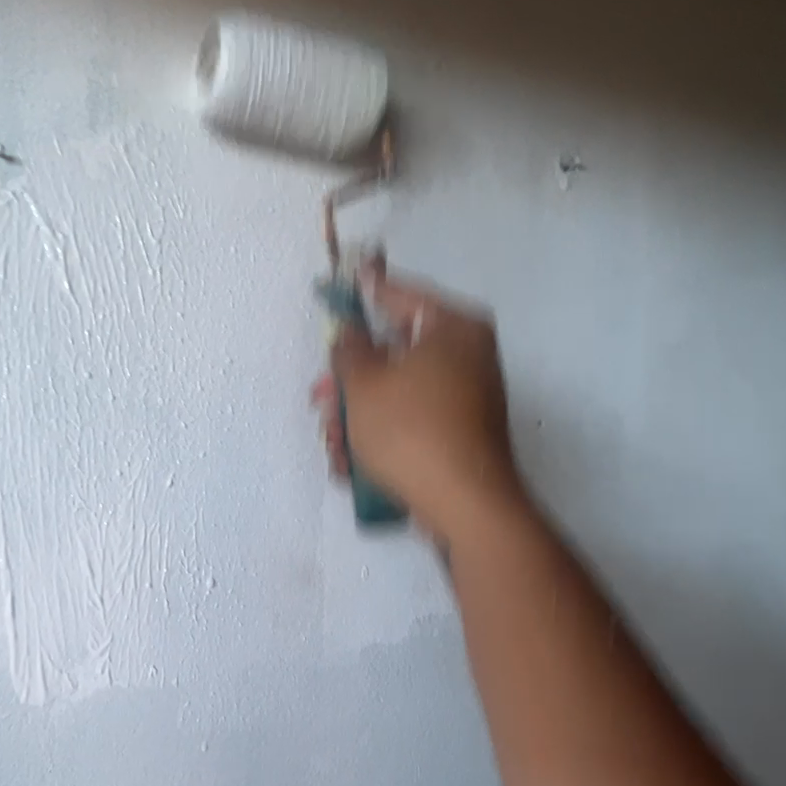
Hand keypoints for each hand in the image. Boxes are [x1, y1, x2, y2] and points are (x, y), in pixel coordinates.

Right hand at [312, 255, 524, 543]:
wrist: (462, 503)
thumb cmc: (409, 429)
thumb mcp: (363, 383)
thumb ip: (349, 349)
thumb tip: (349, 332)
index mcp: (453, 328)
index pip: (399, 296)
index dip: (364, 291)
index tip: (343, 281)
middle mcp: (465, 356)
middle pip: (390, 355)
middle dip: (347, 385)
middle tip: (319, 402)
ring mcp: (464, 399)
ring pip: (392, 395)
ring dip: (354, 420)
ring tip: (334, 447)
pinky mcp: (456, 436)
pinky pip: (407, 423)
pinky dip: (377, 439)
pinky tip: (351, 466)